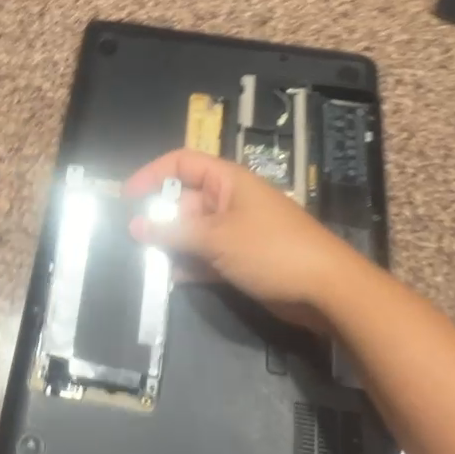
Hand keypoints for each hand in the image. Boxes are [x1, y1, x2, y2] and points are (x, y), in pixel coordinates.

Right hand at [125, 150, 362, 331]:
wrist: (327, 290)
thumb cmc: (271, 250)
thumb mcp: (217, 238)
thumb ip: (174, 232)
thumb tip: (136, 226)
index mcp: (227, 181)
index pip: (182, 163)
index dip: (153, 174)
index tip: (127, 197)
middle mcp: (230, 201)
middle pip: (184, 200)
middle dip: (159, 216)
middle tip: (134, 238)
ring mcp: (237, 232)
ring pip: (193, 231)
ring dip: (172, 244)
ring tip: (146, 261)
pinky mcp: (242, 260)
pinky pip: (206, 256)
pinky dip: (189, 264)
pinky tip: (171, 278)